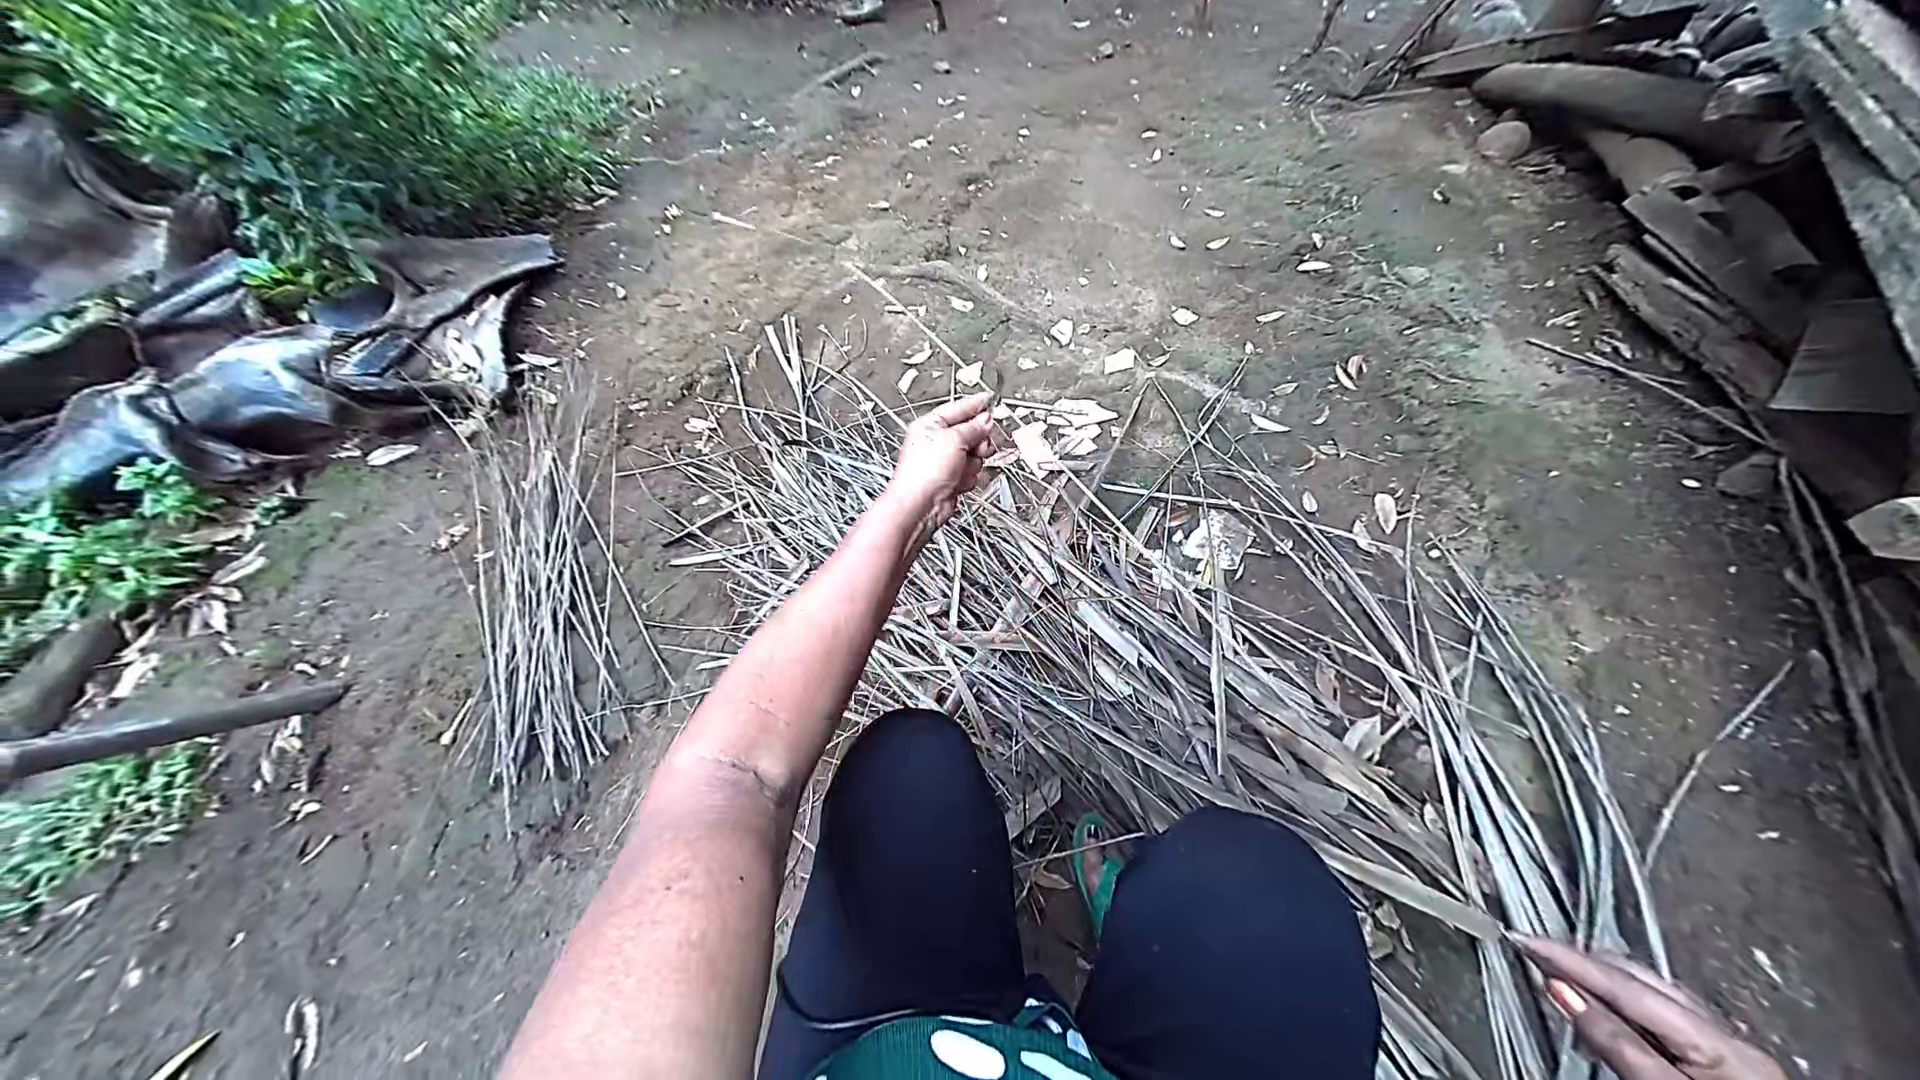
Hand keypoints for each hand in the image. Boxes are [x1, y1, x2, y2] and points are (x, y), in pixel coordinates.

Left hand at [886, 391, 995, 532]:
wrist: (921, 504)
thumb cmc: (924, 472)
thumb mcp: (954, 439)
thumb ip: (973, 427)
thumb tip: (986, 420)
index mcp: (931, 425)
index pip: (959, 408)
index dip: (976, 405)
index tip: (990, 400)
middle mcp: (937, 442)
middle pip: (971, 433)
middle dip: (978, 442)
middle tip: (979, 446)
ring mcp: (945, 461)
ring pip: (975, 455)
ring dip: (972, 463)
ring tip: (961, 468)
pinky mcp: (952, 478)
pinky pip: (971, 472)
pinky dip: (968, 477)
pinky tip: (957, 481)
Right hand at [1514, 936, 1785, 1079]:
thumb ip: (1614, 1041)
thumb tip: (1560, 988)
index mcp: (1719, 1045)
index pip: (1625, 985)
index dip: (1570, 960)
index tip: (1524, 942)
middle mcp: (1726, 1039)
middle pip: (1640, 981)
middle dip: (1584, 964)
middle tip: (1535, 954)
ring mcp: (1728, 1052)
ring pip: (1650, 995)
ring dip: (1600, 982)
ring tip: (1558, 978)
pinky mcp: (1721, 1066)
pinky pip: (1660, 1016)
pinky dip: (1620, 1004)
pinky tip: (1600, 1012)